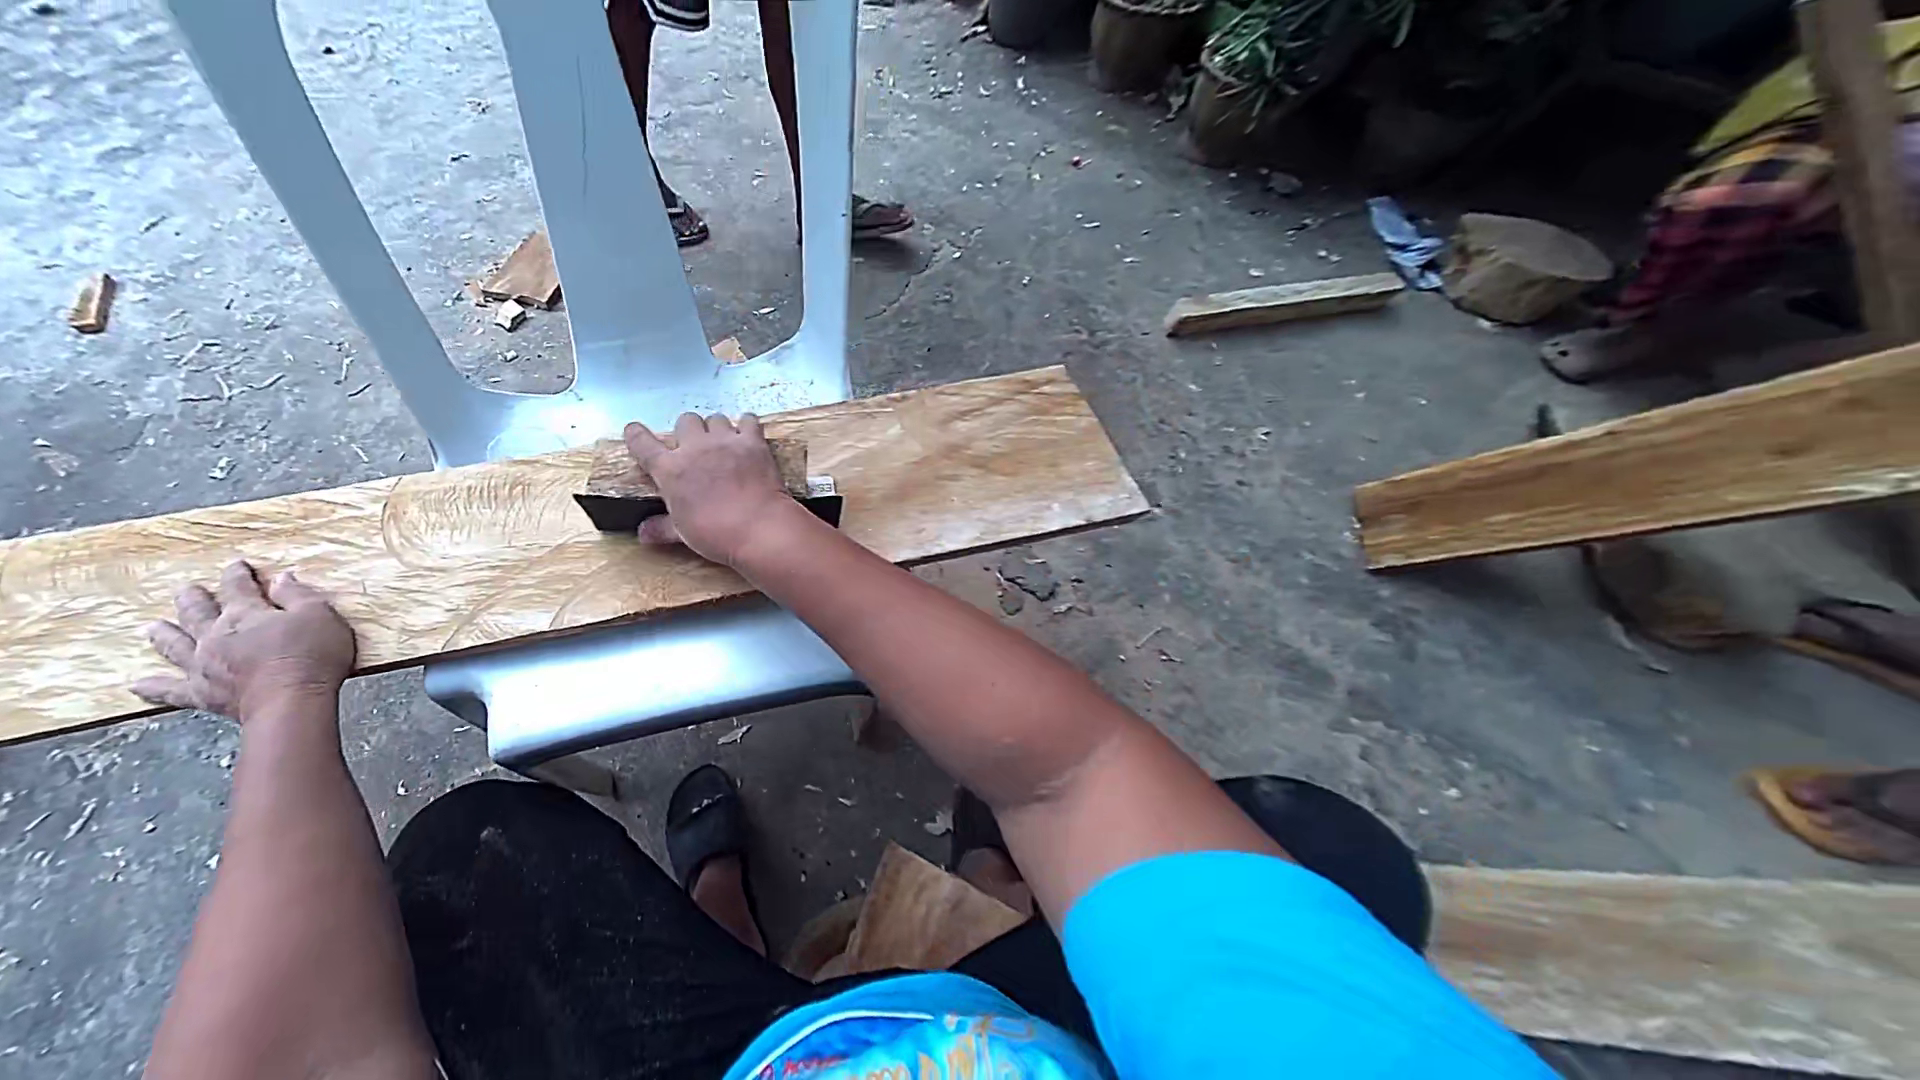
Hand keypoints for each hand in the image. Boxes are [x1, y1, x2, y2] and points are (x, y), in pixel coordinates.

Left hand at [133, 561, 356, 721]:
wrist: (291, 700)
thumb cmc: (312, 655)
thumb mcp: (319, 615)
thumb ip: (298, 596)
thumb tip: (282, 578)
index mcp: (245, 614)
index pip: (238, 588)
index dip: (237, 575)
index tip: (236, 565)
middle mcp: (215, 636)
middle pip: (198, 613)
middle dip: (193, 600)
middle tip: (186, 590)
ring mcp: (203, 665)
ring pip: (176, 646)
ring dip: (164, 635)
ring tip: (153, 627)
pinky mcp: (202, 693)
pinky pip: (170, 690)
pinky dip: (154, 687)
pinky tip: (137, 685)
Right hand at [624, 412, 796, 565]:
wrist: (758, 528)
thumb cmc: (716, 533)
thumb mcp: (682, 533)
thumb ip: (661, 528)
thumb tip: (643, 533)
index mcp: (670, 469)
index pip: (642, 443)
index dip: (636, 435)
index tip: (635, 431)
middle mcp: (694, 448)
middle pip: (685, 421)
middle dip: (689, 432)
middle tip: (697, 448)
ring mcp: (725, 441)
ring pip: (715, 418)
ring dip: (717, 428)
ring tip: (724, 443)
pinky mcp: (753, 442)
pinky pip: (748, 420)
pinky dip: (747, 425)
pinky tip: (749, 436)